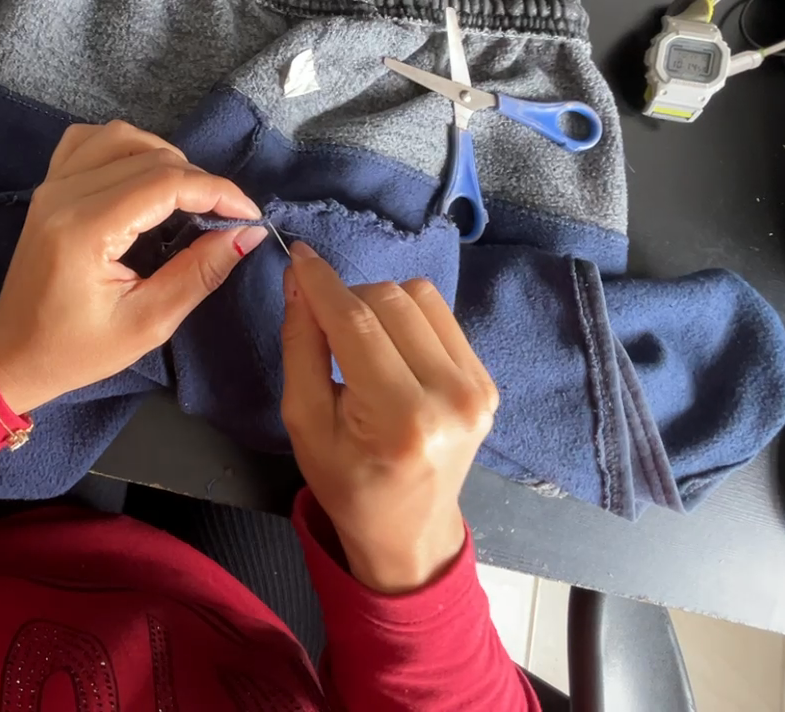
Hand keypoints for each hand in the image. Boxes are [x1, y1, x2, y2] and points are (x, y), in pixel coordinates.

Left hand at [0, 121, 268, 414]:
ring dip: (164, 157)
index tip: (248, 214)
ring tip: (187, 197)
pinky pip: (90, 140)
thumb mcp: (148, 323)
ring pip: (121, 136)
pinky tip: (141, 174)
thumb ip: (199, 273)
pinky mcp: (47, 185)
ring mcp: (51, 184)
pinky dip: (126, 147)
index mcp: (85, 230)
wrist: (12, 352)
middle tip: (223, 216)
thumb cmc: (77, 350)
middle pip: (148, 155)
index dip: (216, 191)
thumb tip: (247, 233)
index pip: (164, 182)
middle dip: (198, 179)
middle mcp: (64, 194)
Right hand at [279, 242, 498, 593]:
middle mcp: (451, 396)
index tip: (297, 254)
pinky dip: (405, 316)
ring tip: (358, 339)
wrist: (409, 531)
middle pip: (388, 300)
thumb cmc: (345, 481)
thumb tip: (299, 279)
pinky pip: (439, 313)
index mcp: (399, 417)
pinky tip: (390, 348)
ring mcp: (477, 387)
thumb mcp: (303, 419)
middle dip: (345, 298)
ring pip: (417, 296)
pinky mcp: (487, 381)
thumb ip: (300, 344)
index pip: (356, 323)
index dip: (322, 282)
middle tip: (323, 326)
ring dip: (376, 302)